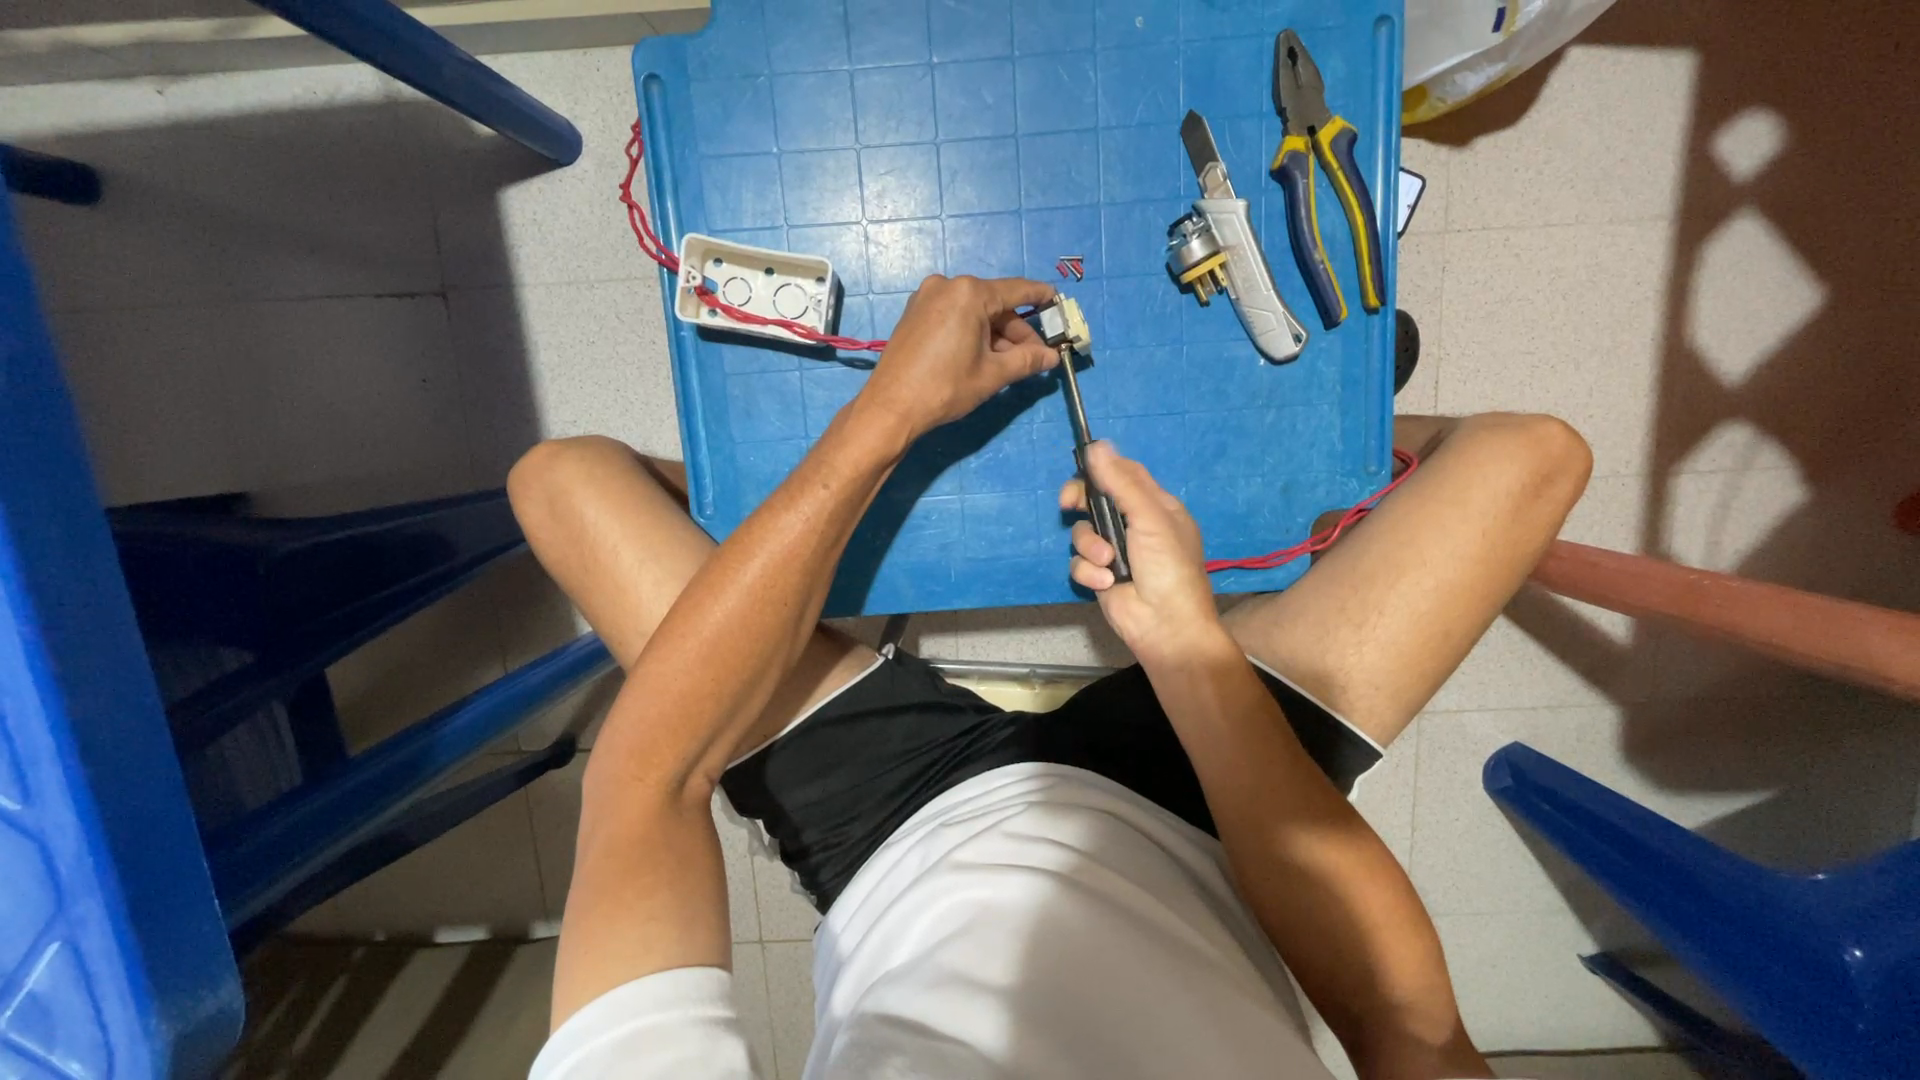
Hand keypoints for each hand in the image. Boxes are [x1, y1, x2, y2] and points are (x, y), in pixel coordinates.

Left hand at [858, 275, 1060, 440]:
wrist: (891, 407)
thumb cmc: (945, 388)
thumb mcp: (992, 374)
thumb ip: (1026, 360)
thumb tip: (1052, 357)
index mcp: (969, 293)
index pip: (1016, 291)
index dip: (1040, 297)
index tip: (1058, 303)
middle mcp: (947, 285)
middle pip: (994, 304)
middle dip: (1016, 331)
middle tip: (1035, 356)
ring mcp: (926, 298)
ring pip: (974, 312)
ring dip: (995, 335)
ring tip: (1011, 364)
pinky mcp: (915, 313)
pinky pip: (954, 316)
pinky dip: (972, 332)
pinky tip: (983, 356)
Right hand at [1060, 442, 1227, 664]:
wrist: (1166, 626)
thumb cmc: (1168, 567)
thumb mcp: (1149, 518)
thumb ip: (1120, 483)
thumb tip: (1096, 445)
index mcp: (1155, 507)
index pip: (1124, 474)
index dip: (1101, 469)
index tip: (1080, 469)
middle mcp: (1133, 525)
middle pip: (1095, 500)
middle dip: (1081, 503)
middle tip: (1068, 505)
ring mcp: (1115, 552)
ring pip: (1082, 533)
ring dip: (1091, 547)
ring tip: (1108, 563)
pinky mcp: (1099, 575)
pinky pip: (1079, 563)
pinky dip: (1089, 572)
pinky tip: (1106, 582)